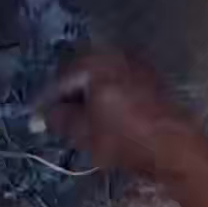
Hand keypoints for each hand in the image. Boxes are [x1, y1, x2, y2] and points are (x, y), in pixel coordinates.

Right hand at [37, 51, 207, 206]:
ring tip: (76, 122)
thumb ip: (60, 120)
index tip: (35, 117)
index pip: (61, 79)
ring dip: (85, 97)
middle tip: (55, 119)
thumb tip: (44, 115)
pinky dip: (103, 98)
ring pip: (99, 79)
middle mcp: (117, 57)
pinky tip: (100, 119)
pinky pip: (116, 84)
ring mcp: (136, 67)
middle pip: (81, 74)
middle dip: (66, 96)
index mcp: (98, 65)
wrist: (172, 149)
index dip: (46, 100)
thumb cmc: (124, 141)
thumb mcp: (84, 134)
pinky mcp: (149, 81)